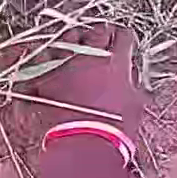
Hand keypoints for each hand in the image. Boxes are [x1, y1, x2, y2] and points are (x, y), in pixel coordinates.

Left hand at [34, 24, 146, 177]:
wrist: (83, 146)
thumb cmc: (115, 132)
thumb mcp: (135, 107)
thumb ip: (134, 87)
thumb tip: (132, 80)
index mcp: (116, 62)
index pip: (124, 37)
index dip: (125, 38)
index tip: (125, 42)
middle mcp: (90, 56)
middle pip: (97, 31)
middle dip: (102, 33)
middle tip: (103, 39)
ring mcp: (65, 64)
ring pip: (68, 37)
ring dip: (75, 38)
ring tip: (77, 44)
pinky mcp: (44, 76)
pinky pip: (42, 57)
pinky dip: (47, 56)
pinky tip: (50, 58)